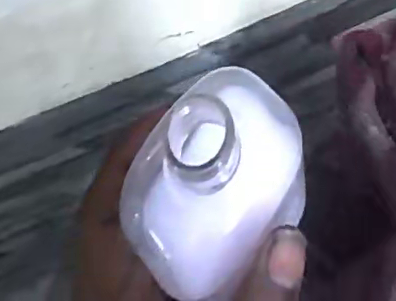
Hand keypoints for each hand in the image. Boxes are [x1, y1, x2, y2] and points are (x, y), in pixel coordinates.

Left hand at [72, 109, 306, 300]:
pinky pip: (145, 254)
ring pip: (129, 231)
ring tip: (210, 165)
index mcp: (107, 281)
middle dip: (156, 162)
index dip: (131, 146)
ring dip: (162, 194)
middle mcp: (102, 284)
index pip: (103, 199)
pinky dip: (171, 229)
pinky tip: (209, 229)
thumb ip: (253, 298)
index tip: (172, 113)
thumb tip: (292, 236)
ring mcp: (114, 297)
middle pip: (116, 204)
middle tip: (206, 134)